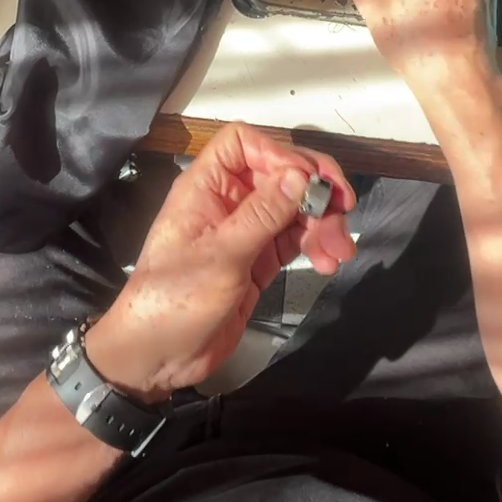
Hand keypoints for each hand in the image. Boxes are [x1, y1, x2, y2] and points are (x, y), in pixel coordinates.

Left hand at [86, 124, 356, 401]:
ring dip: (321, 222)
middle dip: (313, 187)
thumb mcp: (221, 257)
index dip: (278, 153)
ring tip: (340, 249)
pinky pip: (293, 238)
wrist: (156, 359)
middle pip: (277, 173)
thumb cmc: (175, 301)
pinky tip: (330, 261)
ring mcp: (244, 230)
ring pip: (292, 207)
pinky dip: (315, 244)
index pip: (243, 143)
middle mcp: (226, 200)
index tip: (307, 180)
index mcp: (206, 186)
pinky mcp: (257, 260)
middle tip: (344, 205)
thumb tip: (300, 176)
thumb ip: (263, 214)